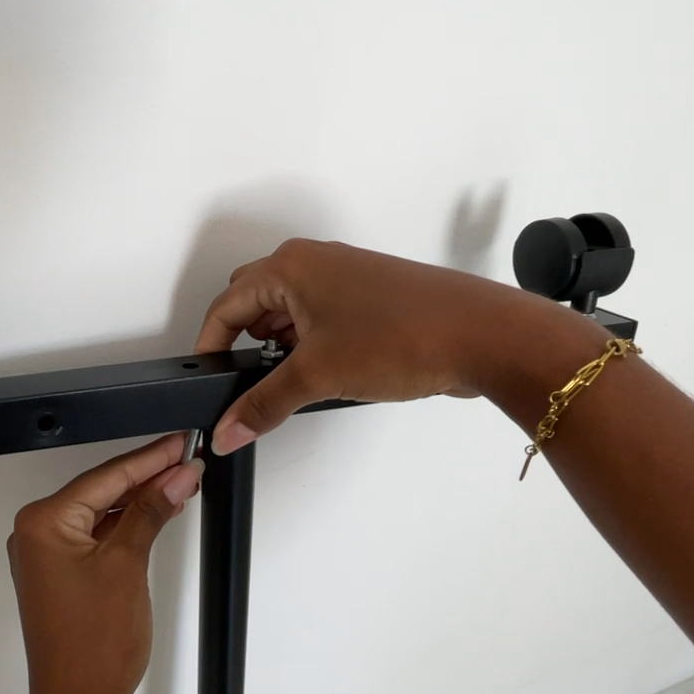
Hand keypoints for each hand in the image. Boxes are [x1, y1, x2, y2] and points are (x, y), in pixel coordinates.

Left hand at [7, 434, 204, 693]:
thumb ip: (150, 513)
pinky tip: (156, 513)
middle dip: (147, 477)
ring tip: (180, 482)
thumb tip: (176, 477)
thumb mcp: (128, 565)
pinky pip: (96, 536)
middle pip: (101, 491)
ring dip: (139, 501)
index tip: (180, 442)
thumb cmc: (93, 647)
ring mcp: (47, 555)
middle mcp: (37, 534)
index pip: (105, 477)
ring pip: (101, 513)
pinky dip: (126, 526)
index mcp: (43, 523)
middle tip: (187, 459)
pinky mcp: (61, 573)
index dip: (150, 458)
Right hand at [195, 239, 600, 453]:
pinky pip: (318, 316)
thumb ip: (262, 405)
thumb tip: (227, 430)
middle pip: (252, 303)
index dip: (210, 346)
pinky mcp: (368, 297)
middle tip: (245, 381)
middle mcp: (314, 262)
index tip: (208, 380)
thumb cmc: (406, 336)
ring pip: (287, 311)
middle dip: (243, 343)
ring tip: (289, 382)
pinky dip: (307, 344)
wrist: (486, 337)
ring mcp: (344, 277)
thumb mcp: (318, 376)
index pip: (226, 306)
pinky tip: (322, 373)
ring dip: (277, 346)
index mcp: (291, 267)